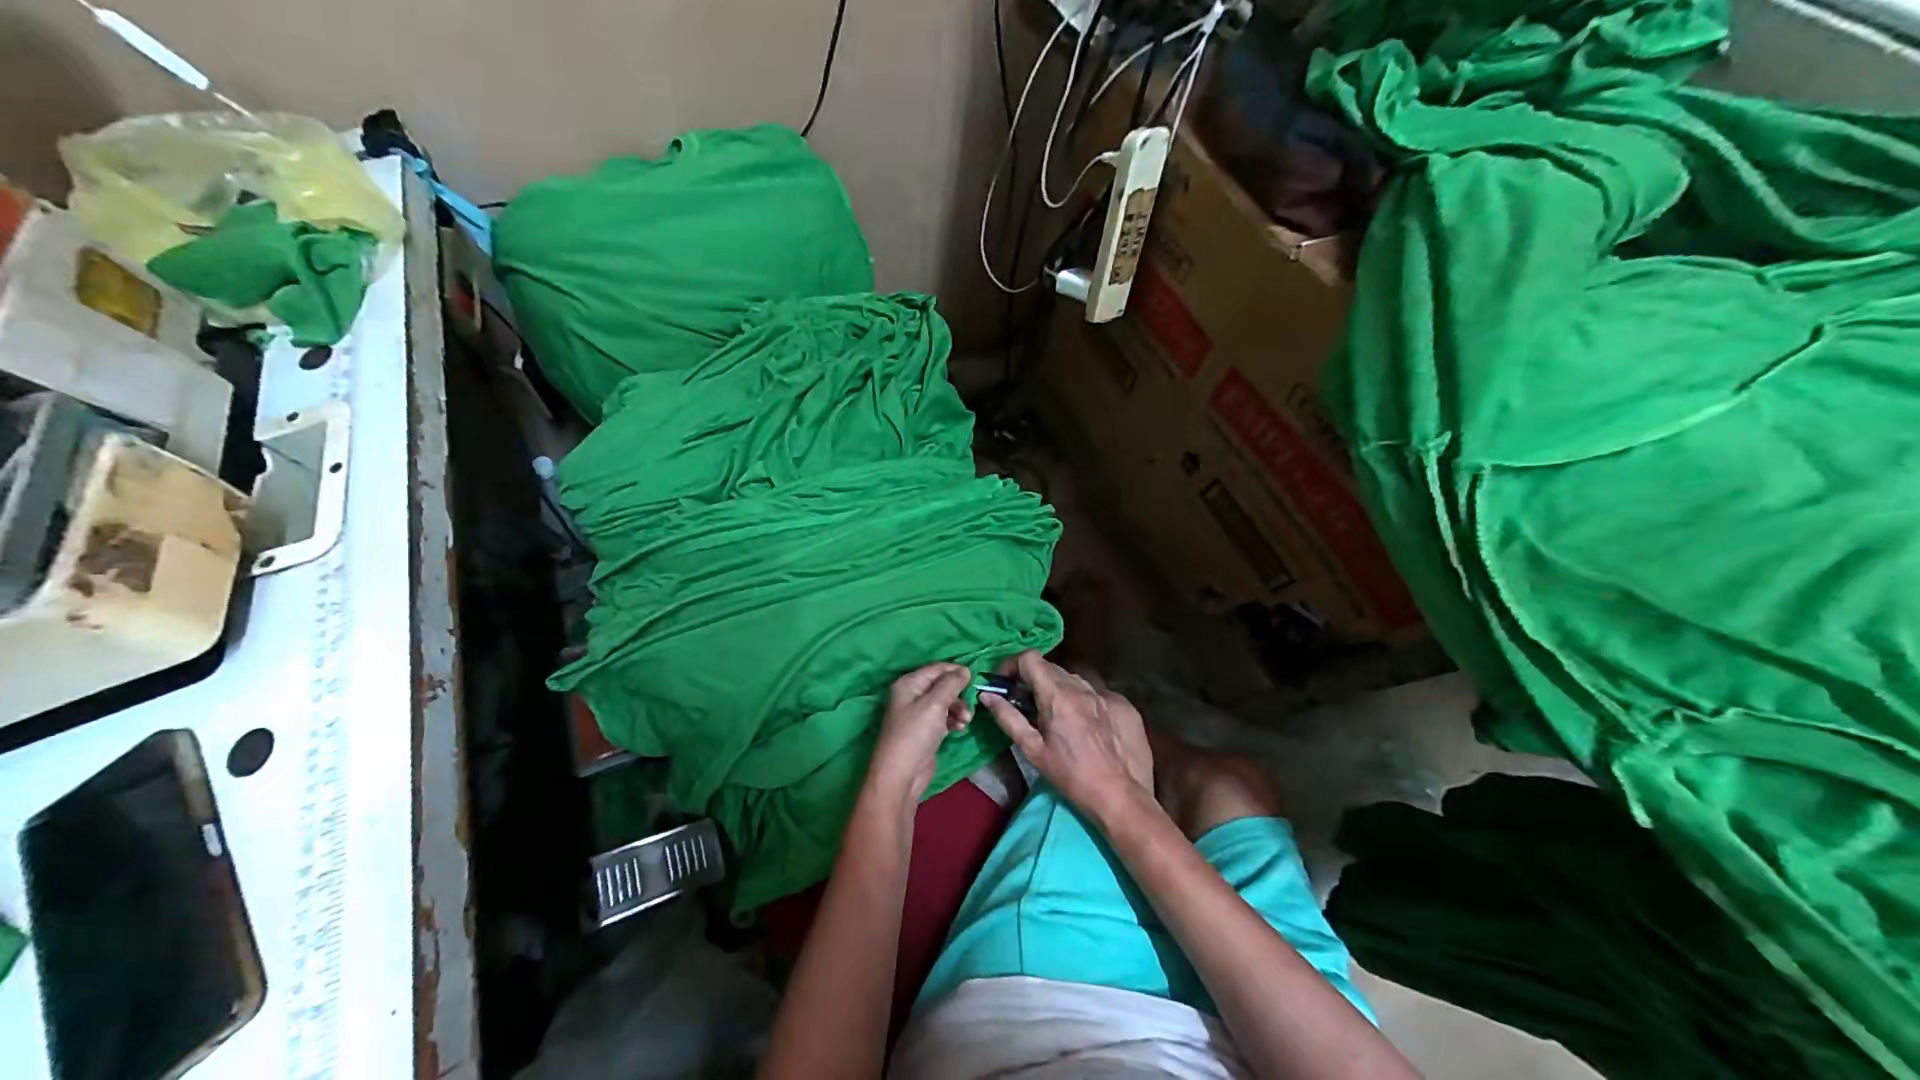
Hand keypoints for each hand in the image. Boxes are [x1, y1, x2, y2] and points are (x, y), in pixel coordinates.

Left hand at [868, 662, 973, 801]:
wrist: (902, 773)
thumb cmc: (916, 733)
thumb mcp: (935, 703)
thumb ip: (951, 683)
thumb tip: (965, 669)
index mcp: (909, 683)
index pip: (936, 668)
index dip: (955, 670)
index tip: (975, 677)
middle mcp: (912, 696)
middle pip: (942, 686)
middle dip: (958, 693)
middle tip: (971, 704)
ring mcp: (918, 714)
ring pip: (945, 703)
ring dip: (959, 709)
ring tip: (966, 721)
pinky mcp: (926, 731)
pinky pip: (944, 718)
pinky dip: (953, 720)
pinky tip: (960, 728)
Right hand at [979, 650, 1154, 824]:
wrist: (1121, 797)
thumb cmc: (1070, 777)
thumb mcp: (1033, 750)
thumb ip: (1008, 717)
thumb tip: (987, 695)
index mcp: (1057, 696)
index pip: (1030, 658)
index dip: (1013, 666)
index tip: (1006, 685)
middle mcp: (1083, 687)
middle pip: (1051, 667)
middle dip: (1033, 680)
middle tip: (1026, 705)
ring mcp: (1107, 694)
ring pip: (1074, 679)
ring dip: (1058, 689)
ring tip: (1056, 717)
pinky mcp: (1124, 705)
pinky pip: (1096, 692)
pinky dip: (1083, 701)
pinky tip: (1085, 725)